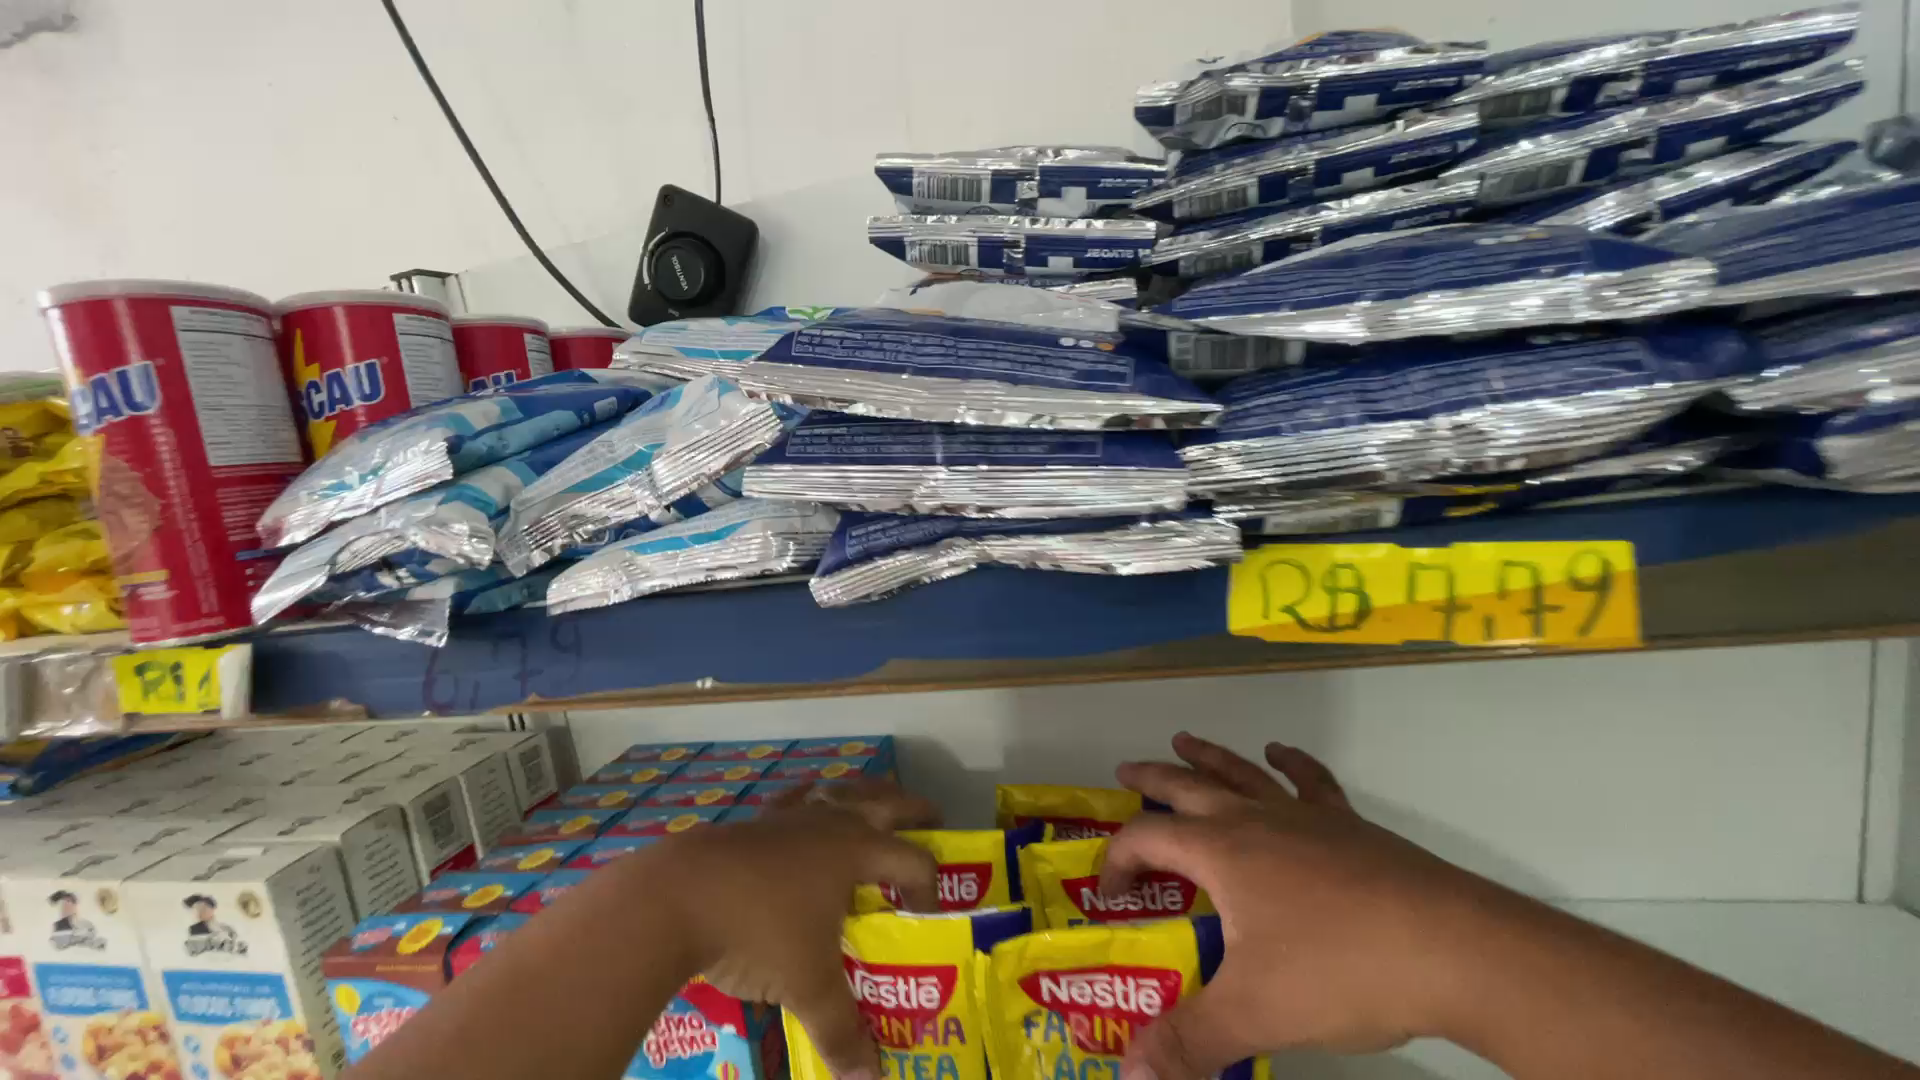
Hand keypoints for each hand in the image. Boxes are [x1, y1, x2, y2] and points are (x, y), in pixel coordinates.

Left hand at [638, 790, 940, 1079]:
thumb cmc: (757, 932)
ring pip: (839, 791)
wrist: (677, 896)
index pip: (913, 859)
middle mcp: (830, 825)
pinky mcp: (754, 821)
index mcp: (856, 853)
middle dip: (913, 809)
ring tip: (873, 805)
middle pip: (884, 802)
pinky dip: (809, 796)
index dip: (929, 885)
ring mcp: (790, 817)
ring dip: (863, 794)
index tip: (925, 916)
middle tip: (932, 818)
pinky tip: (808, 799)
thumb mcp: (806, 987)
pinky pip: (792, 799)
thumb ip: (842, 1032)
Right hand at [1101, 734, 1522, 1076]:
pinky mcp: (1350, 827)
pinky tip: (1281, 754)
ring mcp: (1306, 818)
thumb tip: (1129, 1074)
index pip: (1148, 839)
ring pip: (1243, 774)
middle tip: (1125, 768)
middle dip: (1152, 778)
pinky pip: (1311, 782)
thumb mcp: (1254, 1015)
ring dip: (1209, 757)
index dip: (1118, 860)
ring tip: (1185, 741)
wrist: (1454, 949)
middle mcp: (1255, 821)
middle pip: (1189, 787)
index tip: (1108, 893)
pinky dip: (1291, 764)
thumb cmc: (1341, 972)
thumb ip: (1188, 1042)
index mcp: (1222, 853)